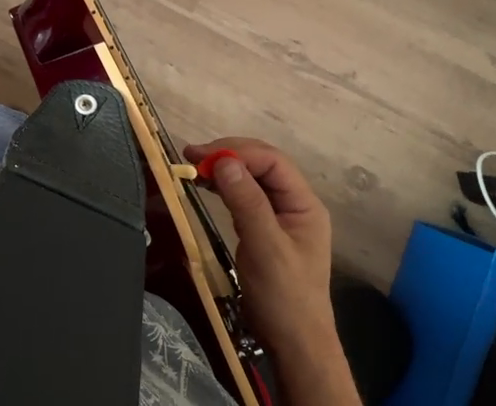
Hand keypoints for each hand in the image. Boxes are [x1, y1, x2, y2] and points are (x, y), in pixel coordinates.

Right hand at [183, 138, 357, 404]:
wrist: (293, 343)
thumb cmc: (284, 296)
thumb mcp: (265, 248)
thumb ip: (247, 203)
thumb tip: (222, 161)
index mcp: (304, 205)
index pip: (271, 161)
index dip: (236, 152)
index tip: (201, 157)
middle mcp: (294, 204)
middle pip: (261, 164)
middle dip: (227, 155)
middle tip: (191, 157)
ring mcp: (279, 216)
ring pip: (251, 177)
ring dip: (223, 167)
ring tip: (192, 166)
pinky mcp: (263, 228)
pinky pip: (243, 194)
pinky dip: (222, 185)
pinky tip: (204, 186)